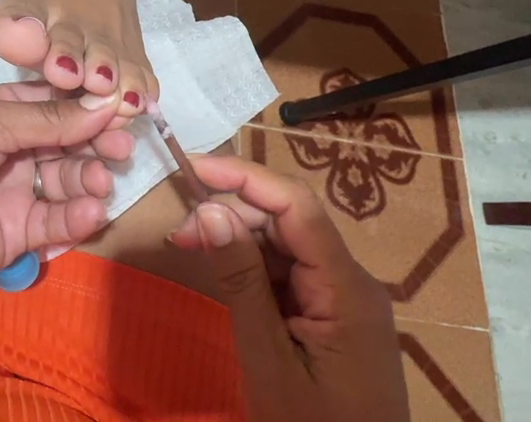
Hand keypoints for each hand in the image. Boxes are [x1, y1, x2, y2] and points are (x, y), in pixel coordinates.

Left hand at [0, 82, 134, 292]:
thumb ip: (46, 118)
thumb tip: (104, 103)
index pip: (50, 103)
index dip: (85, 106)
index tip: (123, 107)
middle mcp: (6, 149)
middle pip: (64, 143)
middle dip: (94, 144)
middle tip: (123, 148)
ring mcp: (10, 192)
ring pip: (64, 182)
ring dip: (88, 180)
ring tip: (102, 182)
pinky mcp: (12, 235)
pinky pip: (52, 223)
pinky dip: (75, 217)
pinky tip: (91, 211)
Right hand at [168, 156, 407, 421]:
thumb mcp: (269, 362)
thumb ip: (241, 282)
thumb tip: (208, 209)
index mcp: (346, 288)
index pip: (296, 205)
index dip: (244, 176)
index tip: (191, 168)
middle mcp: (351, 281)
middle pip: (289, 219)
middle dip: (232, 211)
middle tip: (179, 233)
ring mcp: (344, 298)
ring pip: (286, 243)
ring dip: (237, 237)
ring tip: (190, 248)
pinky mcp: (333, 316)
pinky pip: (290, 272)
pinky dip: (252, 266)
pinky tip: (222, 272)